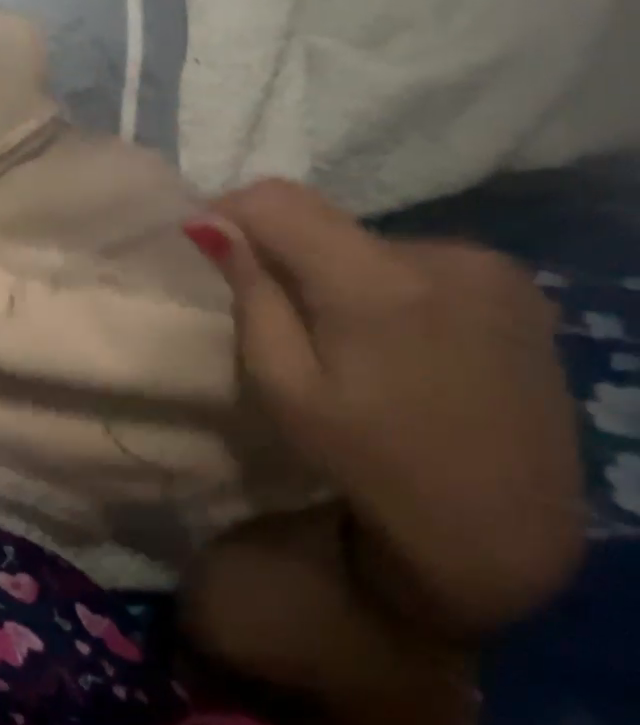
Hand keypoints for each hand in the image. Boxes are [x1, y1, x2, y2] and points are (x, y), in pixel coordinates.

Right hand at [187, 180, 582, 633]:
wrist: (499, 524)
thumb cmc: (369, 461)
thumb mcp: (284, 386)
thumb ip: (252, 296)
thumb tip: (210, 226)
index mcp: (378, 284)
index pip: (278, 200)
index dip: (228, 213)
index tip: (205, 249)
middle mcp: (444, 255)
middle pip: (326, 222)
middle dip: (285, 255)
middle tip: (271, 316)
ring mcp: (493, 269)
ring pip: (370, 243)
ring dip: (337, 273)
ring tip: (337, 338)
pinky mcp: (520, 287)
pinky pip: (418, 262)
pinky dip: (384, 286)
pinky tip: (394, 344)